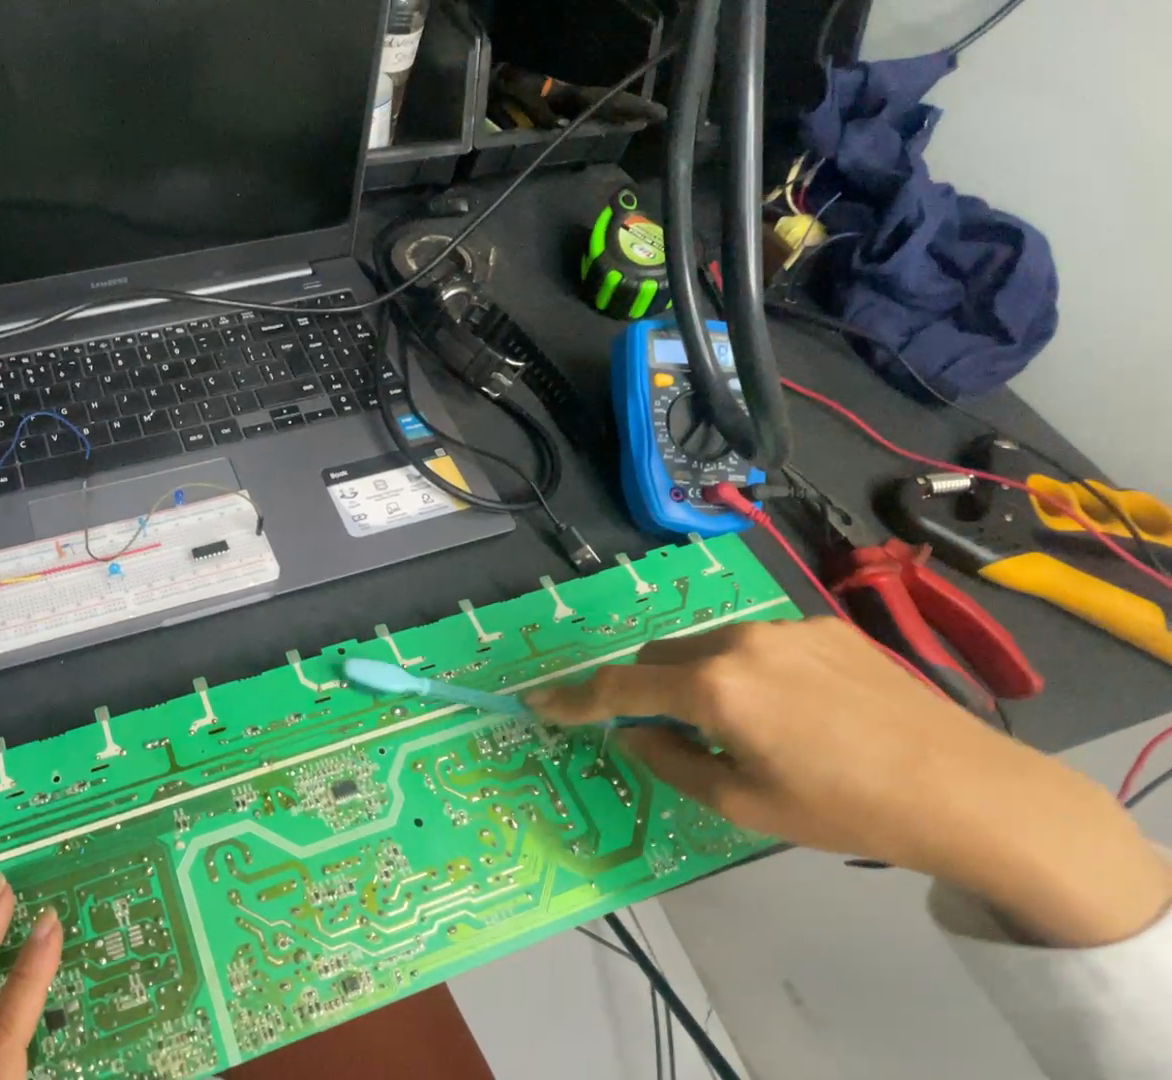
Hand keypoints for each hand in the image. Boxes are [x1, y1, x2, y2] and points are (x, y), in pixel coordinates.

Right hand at [528, 617, 1171, 947]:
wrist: (974, 792)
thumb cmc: (846, 809)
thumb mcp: (741, 805)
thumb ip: (669, 762)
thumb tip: (634, 733)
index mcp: (713, 689)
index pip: (617, 688)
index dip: (572, 698)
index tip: (538, 703)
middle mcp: (738, 642)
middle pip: (656, 656)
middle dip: (639, 688)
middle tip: (654, 728)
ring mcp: (784, 627)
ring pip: (703, 644)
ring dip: (691, 675)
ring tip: (731, 721)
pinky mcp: (824, 626)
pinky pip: (754, 641)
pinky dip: (741, 667)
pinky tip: (786, 705)